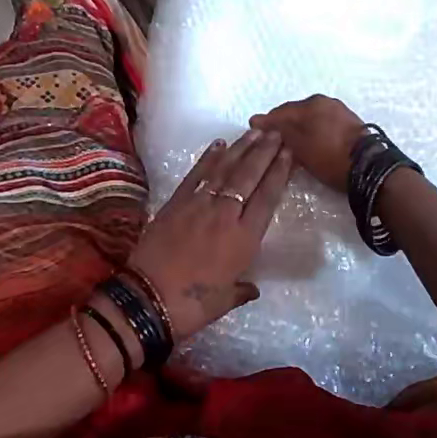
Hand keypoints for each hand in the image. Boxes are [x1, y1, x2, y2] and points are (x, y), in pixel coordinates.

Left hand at [127, 129, 293, 335]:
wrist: (147, 299)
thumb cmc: (192, 305)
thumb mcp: (224, 301)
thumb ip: (242, 290)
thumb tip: (252, 288)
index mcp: (244, 239)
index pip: (267, 198)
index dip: (279, 173)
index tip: (289, 153)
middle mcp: (225, 216)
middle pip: (249, 176)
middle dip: (264, 152)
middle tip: (277, 134)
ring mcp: (198, 206)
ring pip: (225, 170)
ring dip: (241, 148)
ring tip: (255, 131)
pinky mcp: (174, 204)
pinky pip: (196, 175)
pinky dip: (208, 158)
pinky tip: (219, 144)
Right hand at [249, 95, 367, 192]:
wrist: (370, 168)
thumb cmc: (329, 157)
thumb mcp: (298, 146)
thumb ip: (278, 131)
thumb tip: (256, 120)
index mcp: (311, 104)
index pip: (280, 111)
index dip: (266, 123)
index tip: (255, 134)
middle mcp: (325, 102)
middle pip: (296, 113)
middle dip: (284, 126)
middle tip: (273, 143)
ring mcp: (340, 112)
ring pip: (311, 119)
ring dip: (300, 130)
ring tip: (292, 147)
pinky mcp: (351, 124)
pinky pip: (324, 124)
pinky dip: (314, 133)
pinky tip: (311, 145)